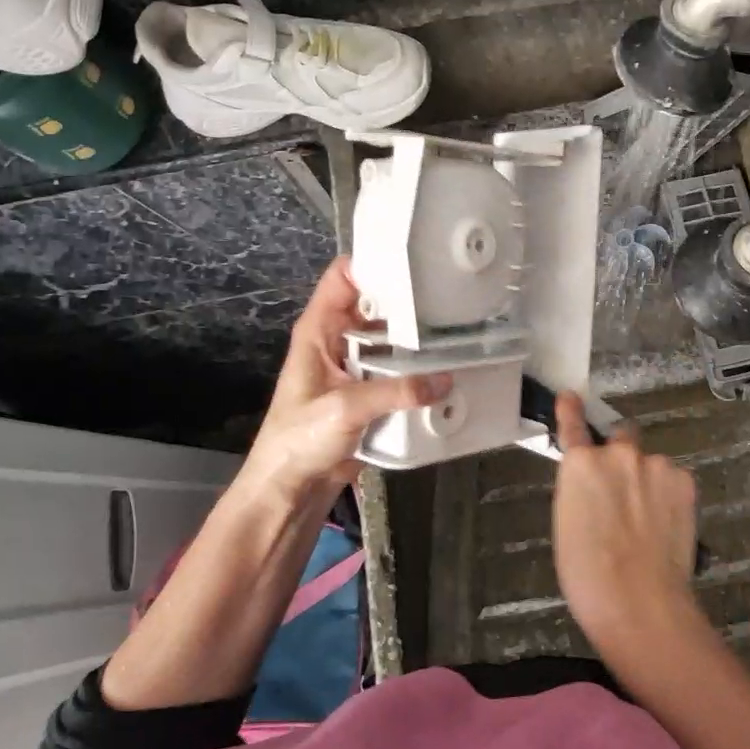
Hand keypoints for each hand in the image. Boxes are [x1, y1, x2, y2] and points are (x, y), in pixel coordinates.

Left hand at [242, 256, 449, 496]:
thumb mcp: (346, 408)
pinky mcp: (370, 393)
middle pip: (376, 306)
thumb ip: (397, 392)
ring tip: (458, 329)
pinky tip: (448, 368)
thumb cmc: (300, 439)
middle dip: (408, 301)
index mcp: (319, 330)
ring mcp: (355, 367)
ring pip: (391, 339)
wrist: (291, 487)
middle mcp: (338, 341)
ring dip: (418, 338)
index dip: (375, 263)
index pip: (344, 277)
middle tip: (451, 298)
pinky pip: (399, 372)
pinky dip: (419, 370)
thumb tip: (448, 380)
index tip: (416, 261)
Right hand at [552, 391, 701, 642]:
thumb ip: (580, 493)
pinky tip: (666, 525)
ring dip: (648, 481)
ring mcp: (656, 465)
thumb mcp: (568, 526)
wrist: (639, 600)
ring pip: (651, 464)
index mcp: (580, 465)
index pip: (573, 426)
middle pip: (621, 440)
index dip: (571, 411)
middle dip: (621, 457)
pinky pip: (673, 480)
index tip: (571, 396)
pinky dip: (669, 495)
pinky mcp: (685, 482)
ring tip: (648, 522)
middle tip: (623, 493)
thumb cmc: (588, 575)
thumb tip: (592, 487)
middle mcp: (618, 454)